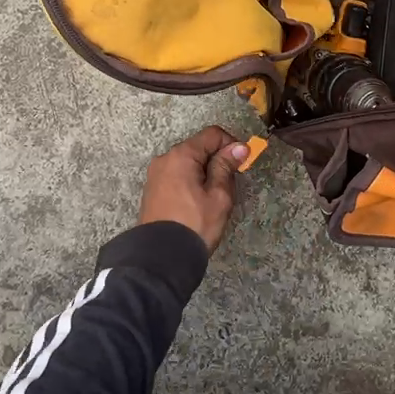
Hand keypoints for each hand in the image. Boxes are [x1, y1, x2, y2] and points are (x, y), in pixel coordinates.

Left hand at [138, 127, 248, 251]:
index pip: (212, 134)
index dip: (231, 145)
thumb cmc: (195, 225)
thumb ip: (226, 167)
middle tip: (229, 186)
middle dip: (217, 160)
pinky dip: (190, 182)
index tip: (242, 164)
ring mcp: (155, 175)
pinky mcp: (152, 190)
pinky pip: (177, 176)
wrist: (161, 258)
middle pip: (198, 147)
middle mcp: (165, 159)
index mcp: (181, 155)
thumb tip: (239, 147)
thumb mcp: (218, 196)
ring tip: (213, 199)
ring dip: (204, 173)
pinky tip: (197, 204)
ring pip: (188, 163)